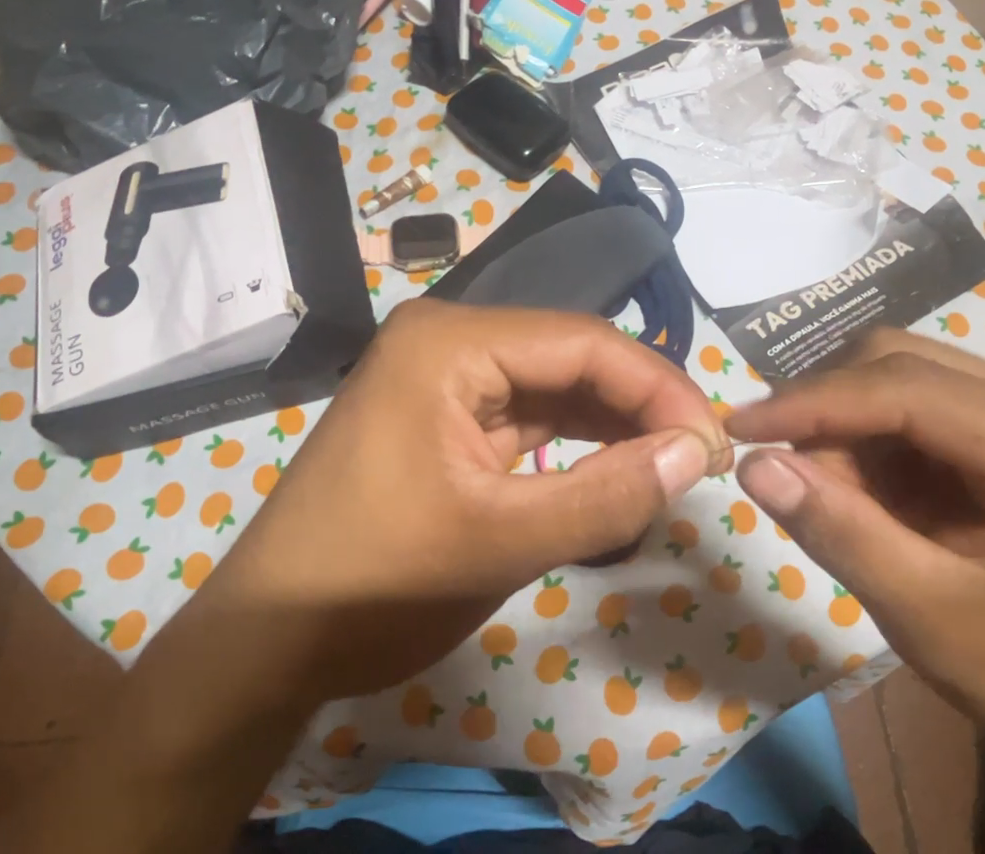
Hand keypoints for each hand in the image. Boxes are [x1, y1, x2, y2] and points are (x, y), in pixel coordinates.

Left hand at [205, 299, 733, 705]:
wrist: (270, 642)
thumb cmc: (374, 582)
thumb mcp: (499, 541)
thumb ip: (606, 495)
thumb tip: (699, 454)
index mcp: (450, 344)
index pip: (583, 343)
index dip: (659, 389)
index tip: (714, 448)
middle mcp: (448, 343)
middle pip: (572, 359)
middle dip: (641, 408)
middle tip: (703, 463)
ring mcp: (444, 383)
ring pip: (555, 390)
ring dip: (615, 427)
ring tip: (674, 471)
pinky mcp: (446, 423)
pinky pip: (530, 421)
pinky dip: (578, 447)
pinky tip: (621, 473)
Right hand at [725, 329, 984, 789]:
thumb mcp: (922, 611)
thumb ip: (840, 532)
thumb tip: (752, 463)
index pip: (913, 389)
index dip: (818, 401)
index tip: (740, 428)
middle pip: (903, 360)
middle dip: (827, 406)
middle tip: (784, 470)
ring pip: (898, 368)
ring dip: (841, 418)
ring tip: (828, 490)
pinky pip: (906, 396)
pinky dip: (861, 432)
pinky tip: (857, 484)